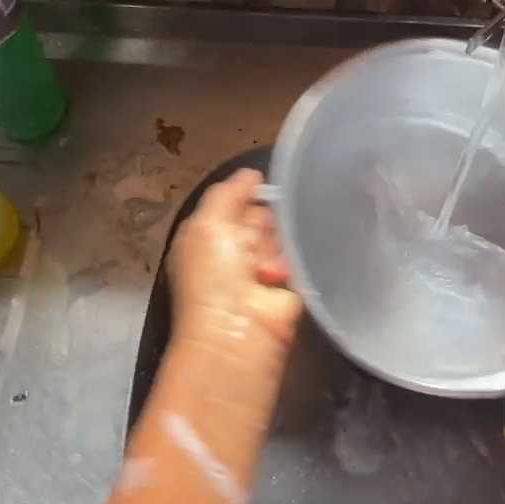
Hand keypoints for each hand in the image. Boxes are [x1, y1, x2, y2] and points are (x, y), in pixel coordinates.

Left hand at [168, 169, 302, 359]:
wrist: (238, 330)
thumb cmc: (213, 276)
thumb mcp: (207, 224)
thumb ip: (228, 192)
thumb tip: (251, 174)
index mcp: (209, 234)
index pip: (235, 199)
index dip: (242, 198)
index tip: (247, 204)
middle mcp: (235, 247)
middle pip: (260, 213)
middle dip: (257, 225)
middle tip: (248, 247)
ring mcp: (263, 264)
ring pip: (280, 231)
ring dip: (272, 246)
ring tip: (262, 269)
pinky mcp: (290, 279)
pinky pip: (297, 252)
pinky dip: (289, 261)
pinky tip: (277, 275)